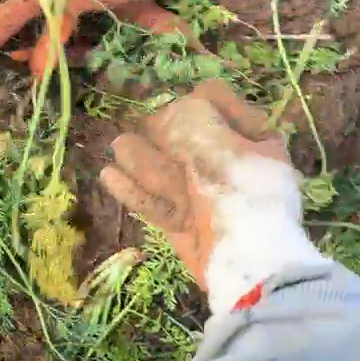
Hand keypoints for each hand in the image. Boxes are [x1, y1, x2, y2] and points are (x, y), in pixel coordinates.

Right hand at [98, 80, 322, 308]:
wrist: (244, 262)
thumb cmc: (239, 196)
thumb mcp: (220, 145)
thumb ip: (189, 117)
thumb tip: (164, 113)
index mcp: (251, 135)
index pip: (212, 98)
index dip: (192, 101)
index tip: (179, 113)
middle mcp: (225, 159)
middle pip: (177, 132)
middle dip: (160, 134)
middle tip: (153, 139)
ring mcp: (199, 191)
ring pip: (159, 165)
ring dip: (139, 157)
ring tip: (120, 148)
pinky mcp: (178, 217)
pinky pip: (150, 199)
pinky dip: (130, 188)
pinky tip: (109, 175)